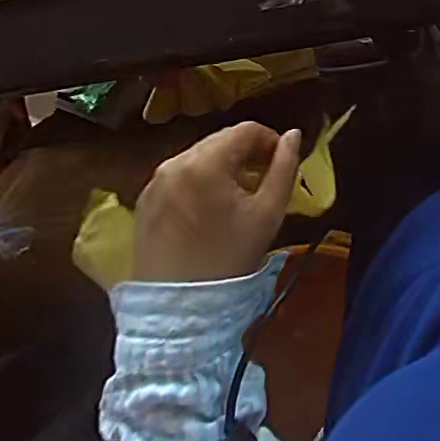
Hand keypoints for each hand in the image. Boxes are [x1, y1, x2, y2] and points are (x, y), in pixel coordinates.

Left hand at [132, 122, 302, 282]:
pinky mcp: (145, 198)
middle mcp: (175, 162)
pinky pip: (179, 174)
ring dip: (223, 165)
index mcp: (205, 163)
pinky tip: (210, 207)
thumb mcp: (267, 215)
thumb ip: (284, 169)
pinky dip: (199, 180)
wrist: (178, 310)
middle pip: (220, 139)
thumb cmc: (228, 261)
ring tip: (239, 194)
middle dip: (246, 152)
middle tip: (264, 178)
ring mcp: (155, 180)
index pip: (245, 130)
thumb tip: (294, 136)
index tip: (281, 161)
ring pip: (199, 155)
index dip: (270, 140)